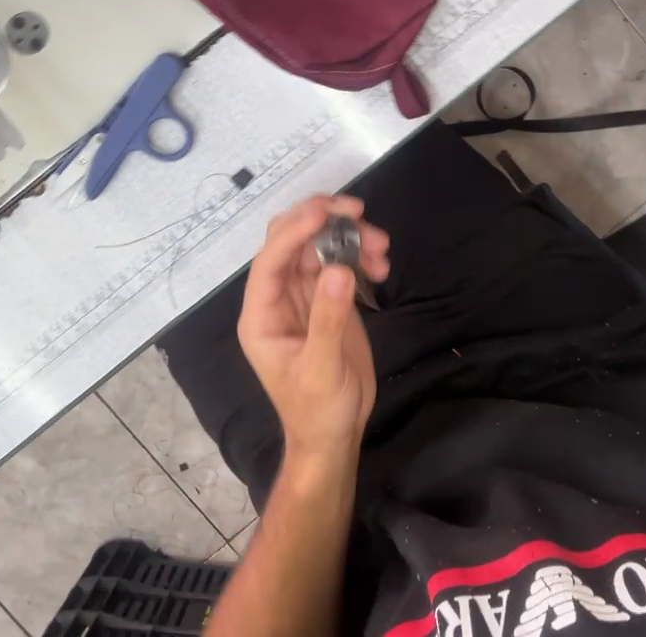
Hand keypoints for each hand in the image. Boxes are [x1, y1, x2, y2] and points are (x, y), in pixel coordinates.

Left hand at [237, 196, 389, 465]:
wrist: (334, 434)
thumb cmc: (317, 409)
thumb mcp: (322, 370)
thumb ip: (328, 319)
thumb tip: (338, 269)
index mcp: (262, 316)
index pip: (270, 261)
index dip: (295, 232)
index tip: (326, 213)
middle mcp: (278, 298)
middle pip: (291, 241)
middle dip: (322, 221)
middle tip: (357, 211)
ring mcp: (304, 296)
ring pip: (319, 247)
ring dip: (349, 238)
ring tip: (383, 247)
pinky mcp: (328, 299)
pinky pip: (339, 262)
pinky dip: (359, 256)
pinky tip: (381, 266)